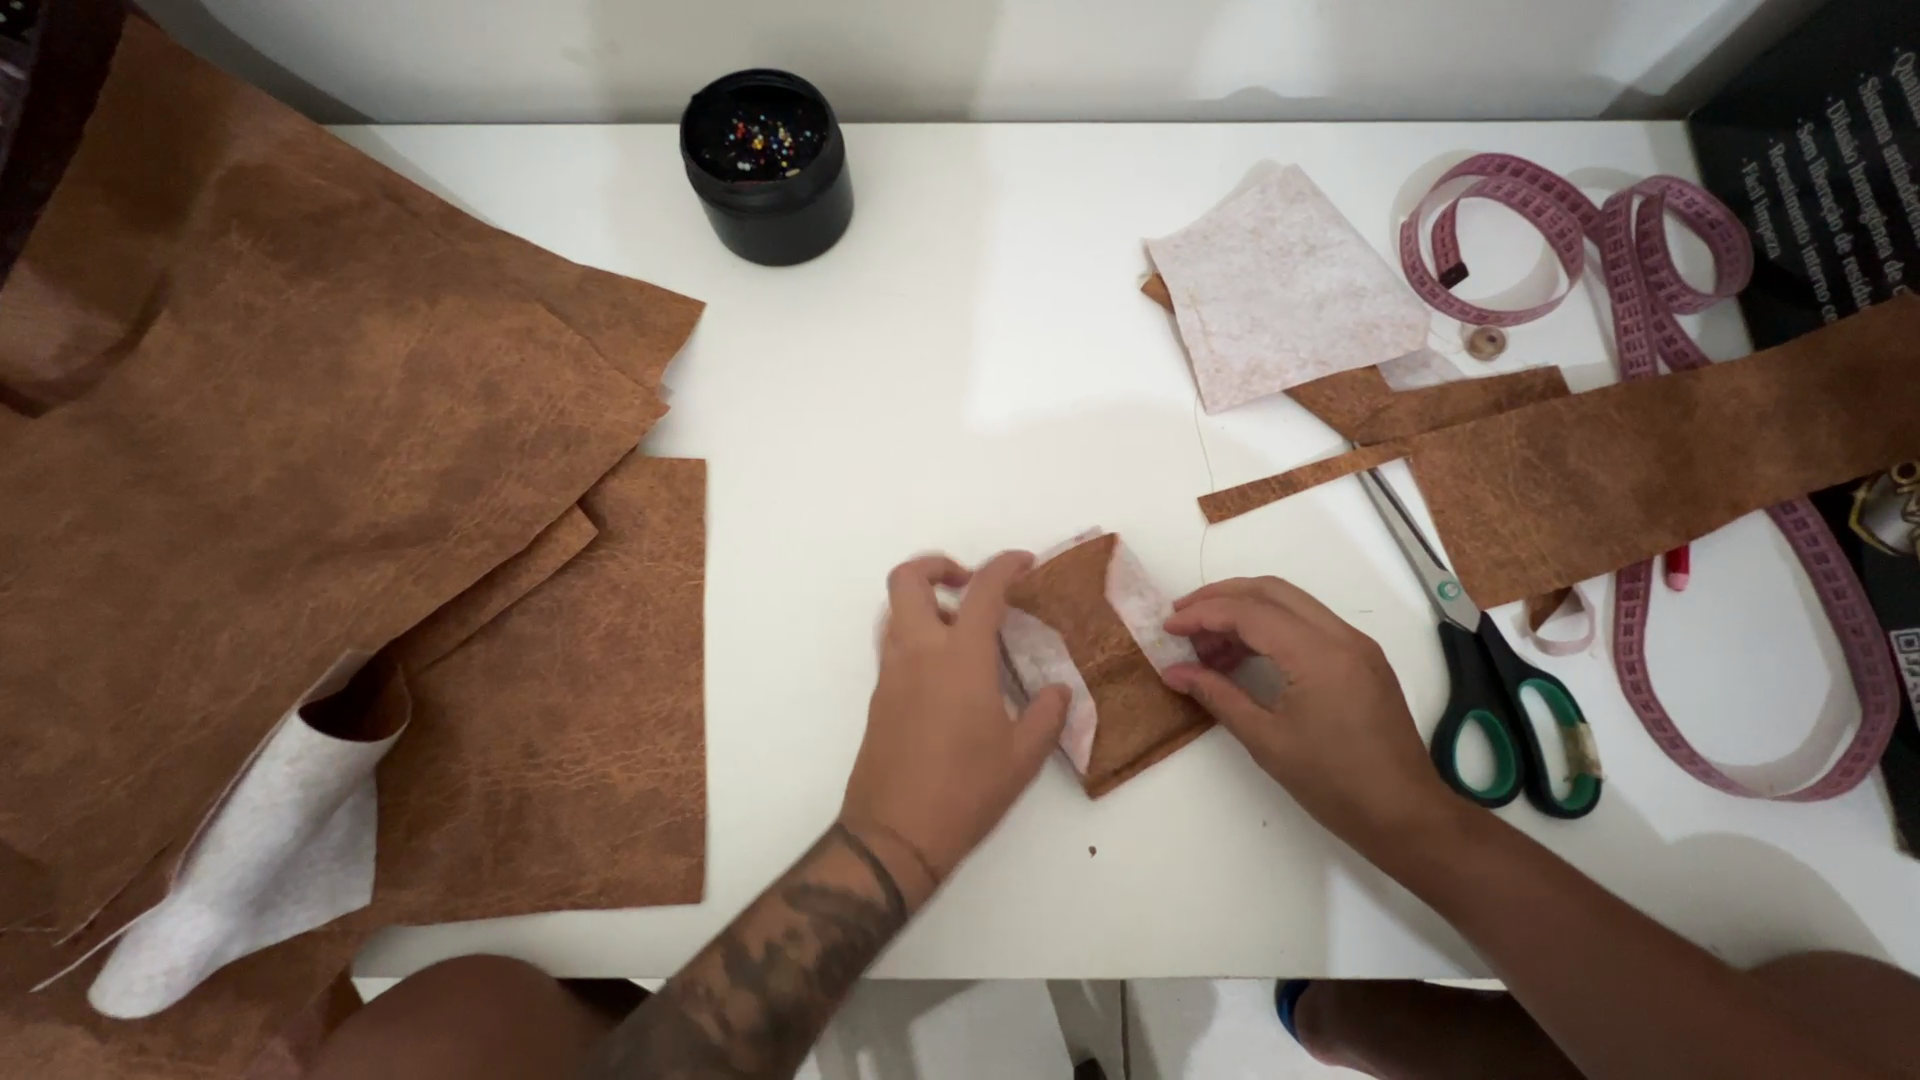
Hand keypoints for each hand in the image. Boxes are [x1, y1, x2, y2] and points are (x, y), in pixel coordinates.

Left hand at [841, 552, 1069, 908]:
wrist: (895, 834)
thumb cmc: (965, 792)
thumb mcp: (1022, 758)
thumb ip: (1046, 716)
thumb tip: (1059, 692)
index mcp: (960, 658)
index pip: (983, 590)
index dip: (1005, 565)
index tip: (1024, 563)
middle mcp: (917, 653)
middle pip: (907, 578)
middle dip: (938, 566)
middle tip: (970, 584)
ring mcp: (891, 674)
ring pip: (893, 611)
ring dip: (924, 603)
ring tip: (962, 630)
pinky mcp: (879, 698)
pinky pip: (892, 646)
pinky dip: (916, 637)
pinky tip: (948, 676)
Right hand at [1160, 577, 1456, 852]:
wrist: (1405, 815)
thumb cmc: (1332, 783)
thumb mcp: (1265, 740)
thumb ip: (1217, 695)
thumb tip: (1174, 672)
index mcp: (1317, 655)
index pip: (1248, 613)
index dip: (1202, 615)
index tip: (1168, 627)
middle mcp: (1340, 636)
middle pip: (1270, 590)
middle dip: (1220, 597)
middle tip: (1182, 617)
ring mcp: (1356, 645)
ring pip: (1291, 602)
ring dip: (1245, 610)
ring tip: (1208, 644)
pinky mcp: (1361, 659)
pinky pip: (1308, 623)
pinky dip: (1271, 626)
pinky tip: (1244, 655)